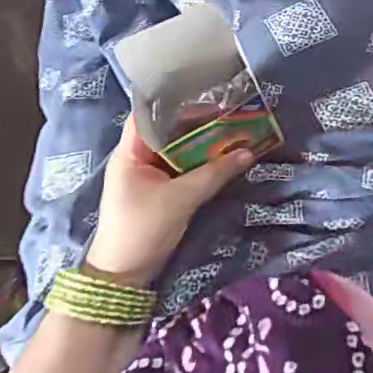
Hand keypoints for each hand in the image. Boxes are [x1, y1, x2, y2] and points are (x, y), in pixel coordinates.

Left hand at [84, 117, 253, 287]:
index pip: (148, 113)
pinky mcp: (158, 192)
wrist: (123, 279)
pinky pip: (180, 169)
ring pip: (176, 151)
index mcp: (130, 152)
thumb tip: (248, 152)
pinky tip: (221, 158)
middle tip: (230, 114)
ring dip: (201, 145)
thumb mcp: (180, 200)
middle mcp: (136, 158)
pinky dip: (199, 163)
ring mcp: (147, 176)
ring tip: (232, 132)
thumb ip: (214, 174)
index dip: (175, 101)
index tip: (205, 93)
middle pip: (167, 131)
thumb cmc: (143, 230)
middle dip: (197, 124)